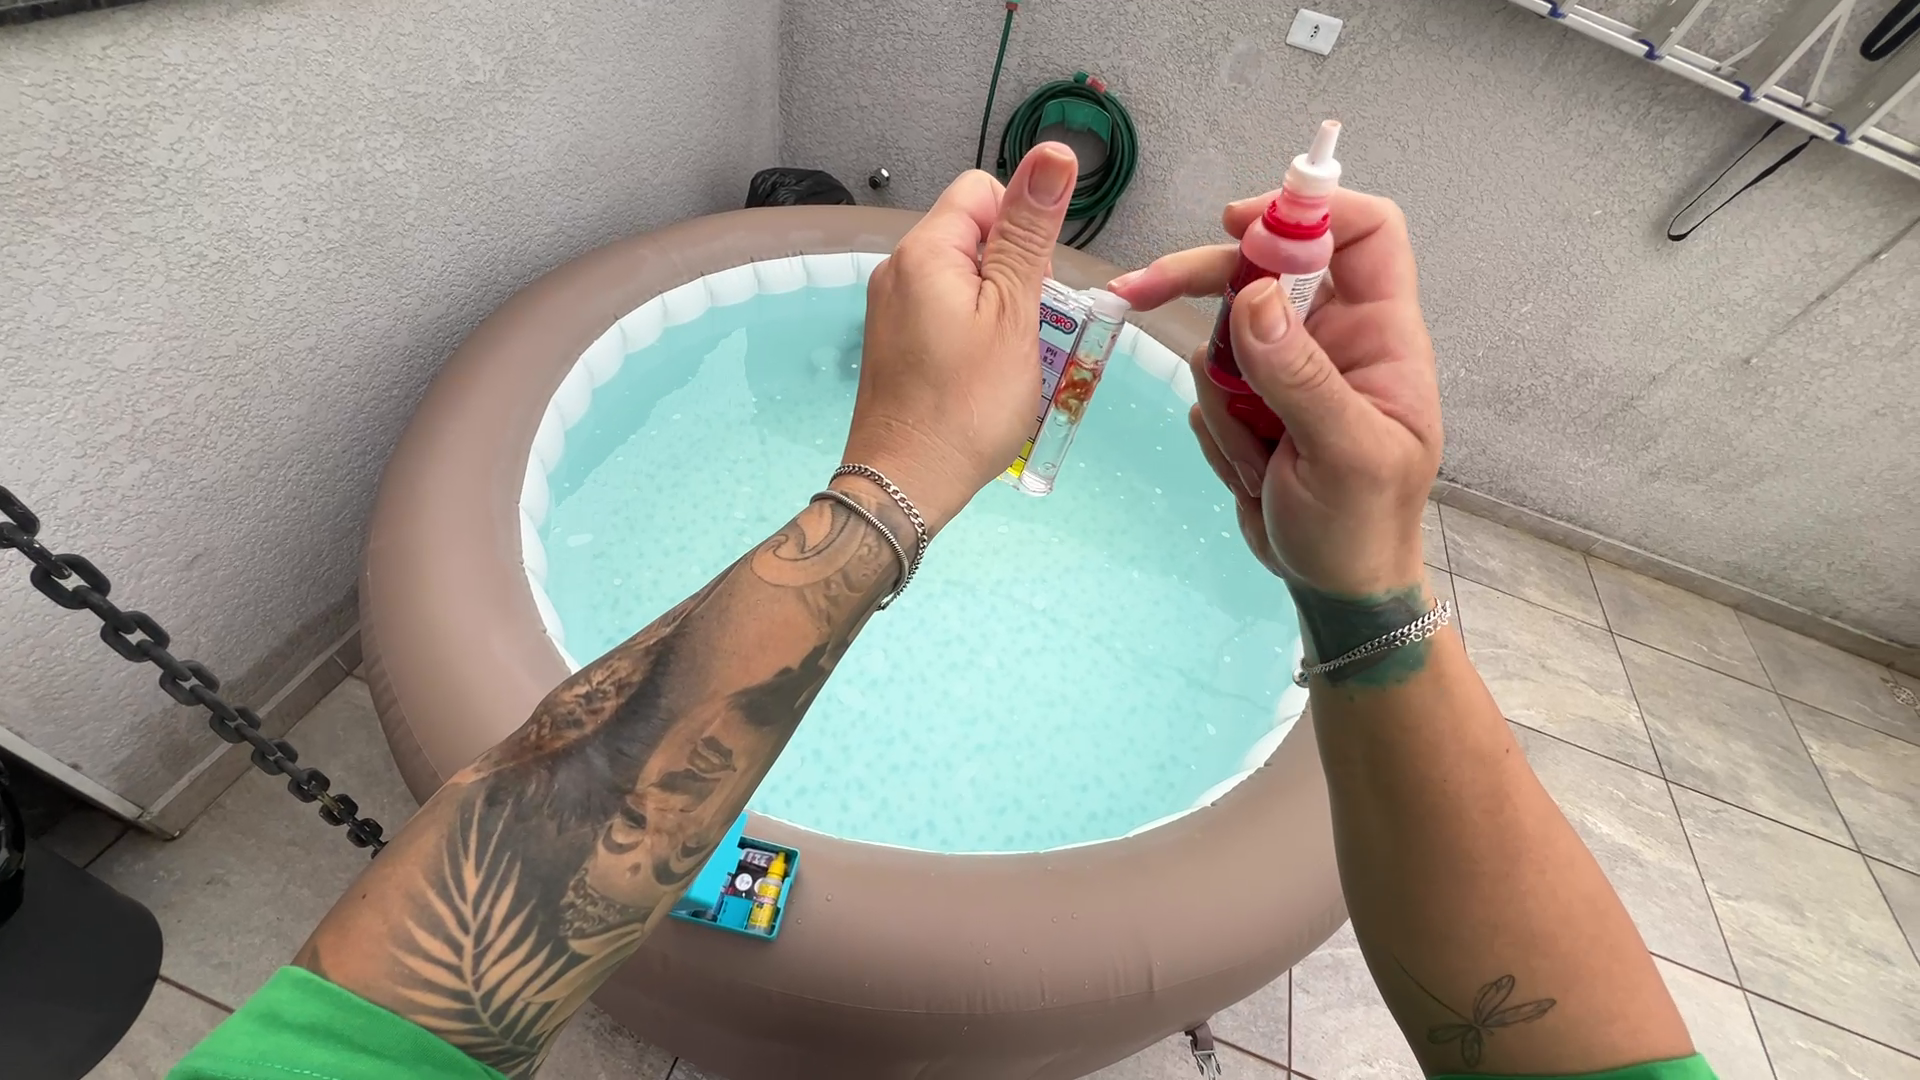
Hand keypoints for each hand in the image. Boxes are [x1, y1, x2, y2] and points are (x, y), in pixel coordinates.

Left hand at [841, 143, 1077, 532]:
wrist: (906, 485)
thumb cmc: (966, 407)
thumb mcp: (1013, 314)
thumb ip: (1029, 233)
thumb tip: (1052, 154)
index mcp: (924, 251)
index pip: (983, 192)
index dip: (1022, 227)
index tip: (1034, 285)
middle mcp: (896, 271)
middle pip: (971, 238)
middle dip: (1012, 273)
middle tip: (1025, 331)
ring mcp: (889, 311)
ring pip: (961, 282)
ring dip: (997, 309)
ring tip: (1006, 360)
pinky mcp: (892, 346)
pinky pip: (942, 317)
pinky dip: (971, 335)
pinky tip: (982, 376)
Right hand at [1108, 189, 1441, 597]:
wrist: (1332, 582)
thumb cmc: (1360, 523)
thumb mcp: (1343, 453)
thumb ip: (1300, 375)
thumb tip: (1252, 297)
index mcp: (1377, 335)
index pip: (1361, 235)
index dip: (1305, 212)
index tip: (1236, 223)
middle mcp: (1329, 341)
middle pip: (1260, 275)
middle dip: (1201, 285)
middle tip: (1135, 294)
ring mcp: (1283, 375)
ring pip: (1220, 345)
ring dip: (1225, 405)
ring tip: (1264, 461)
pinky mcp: (1248, 408)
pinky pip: (1206, 393)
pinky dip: (1217, 433)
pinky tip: (1254, 473)